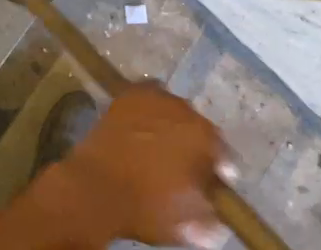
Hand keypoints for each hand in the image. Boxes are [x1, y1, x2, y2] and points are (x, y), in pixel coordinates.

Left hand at [57, 83, 236, 248]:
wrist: (97, 185)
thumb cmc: (147, 206)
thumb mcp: (187, 225)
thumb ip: (210, 220)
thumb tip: (217, 220)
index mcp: (205, 138)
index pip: (223, 153)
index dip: (220, 170)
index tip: (214, 183)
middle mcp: (184, 109)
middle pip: (199, 127)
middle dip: (196, 145)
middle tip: (186, 165)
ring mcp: (154, 97)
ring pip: (174, 110)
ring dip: (174, 125)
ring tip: (163, 145)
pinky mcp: (128, 94)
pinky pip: (149, 97)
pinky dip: (150, 110)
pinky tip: (145, 125)